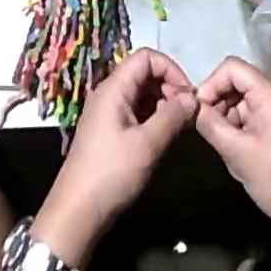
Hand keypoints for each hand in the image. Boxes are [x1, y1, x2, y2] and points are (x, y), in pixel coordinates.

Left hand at [35, 49, 196, 262]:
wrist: (77, 212)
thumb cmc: (112, 173)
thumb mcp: (147, 145)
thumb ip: (172, 117)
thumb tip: (193, 97)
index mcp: (114, 88)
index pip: (146, 57)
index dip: (170, 69)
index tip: (188, 95)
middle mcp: (110, 93)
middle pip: (144, 73)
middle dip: (169, 86)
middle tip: (187, 114)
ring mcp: (108, 112)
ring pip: (142, 93)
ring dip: (163, 103)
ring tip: (179, 126)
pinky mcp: (109, 130)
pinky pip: (136, 110)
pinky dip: (153, 116)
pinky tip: (164, 136)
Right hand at [193, 57, 270, 235]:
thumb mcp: (236, 152)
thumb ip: (210, 124)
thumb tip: (190, 106)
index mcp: (268, 93)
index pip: (231, 67)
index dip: (211, 83)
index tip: (200, 111)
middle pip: (235, 81)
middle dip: (217, 101)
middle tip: (208, 129)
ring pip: (240, 98)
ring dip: (226, 116)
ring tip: (223, 144)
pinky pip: (249, 113)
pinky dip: (237, 126)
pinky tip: (236, 150)